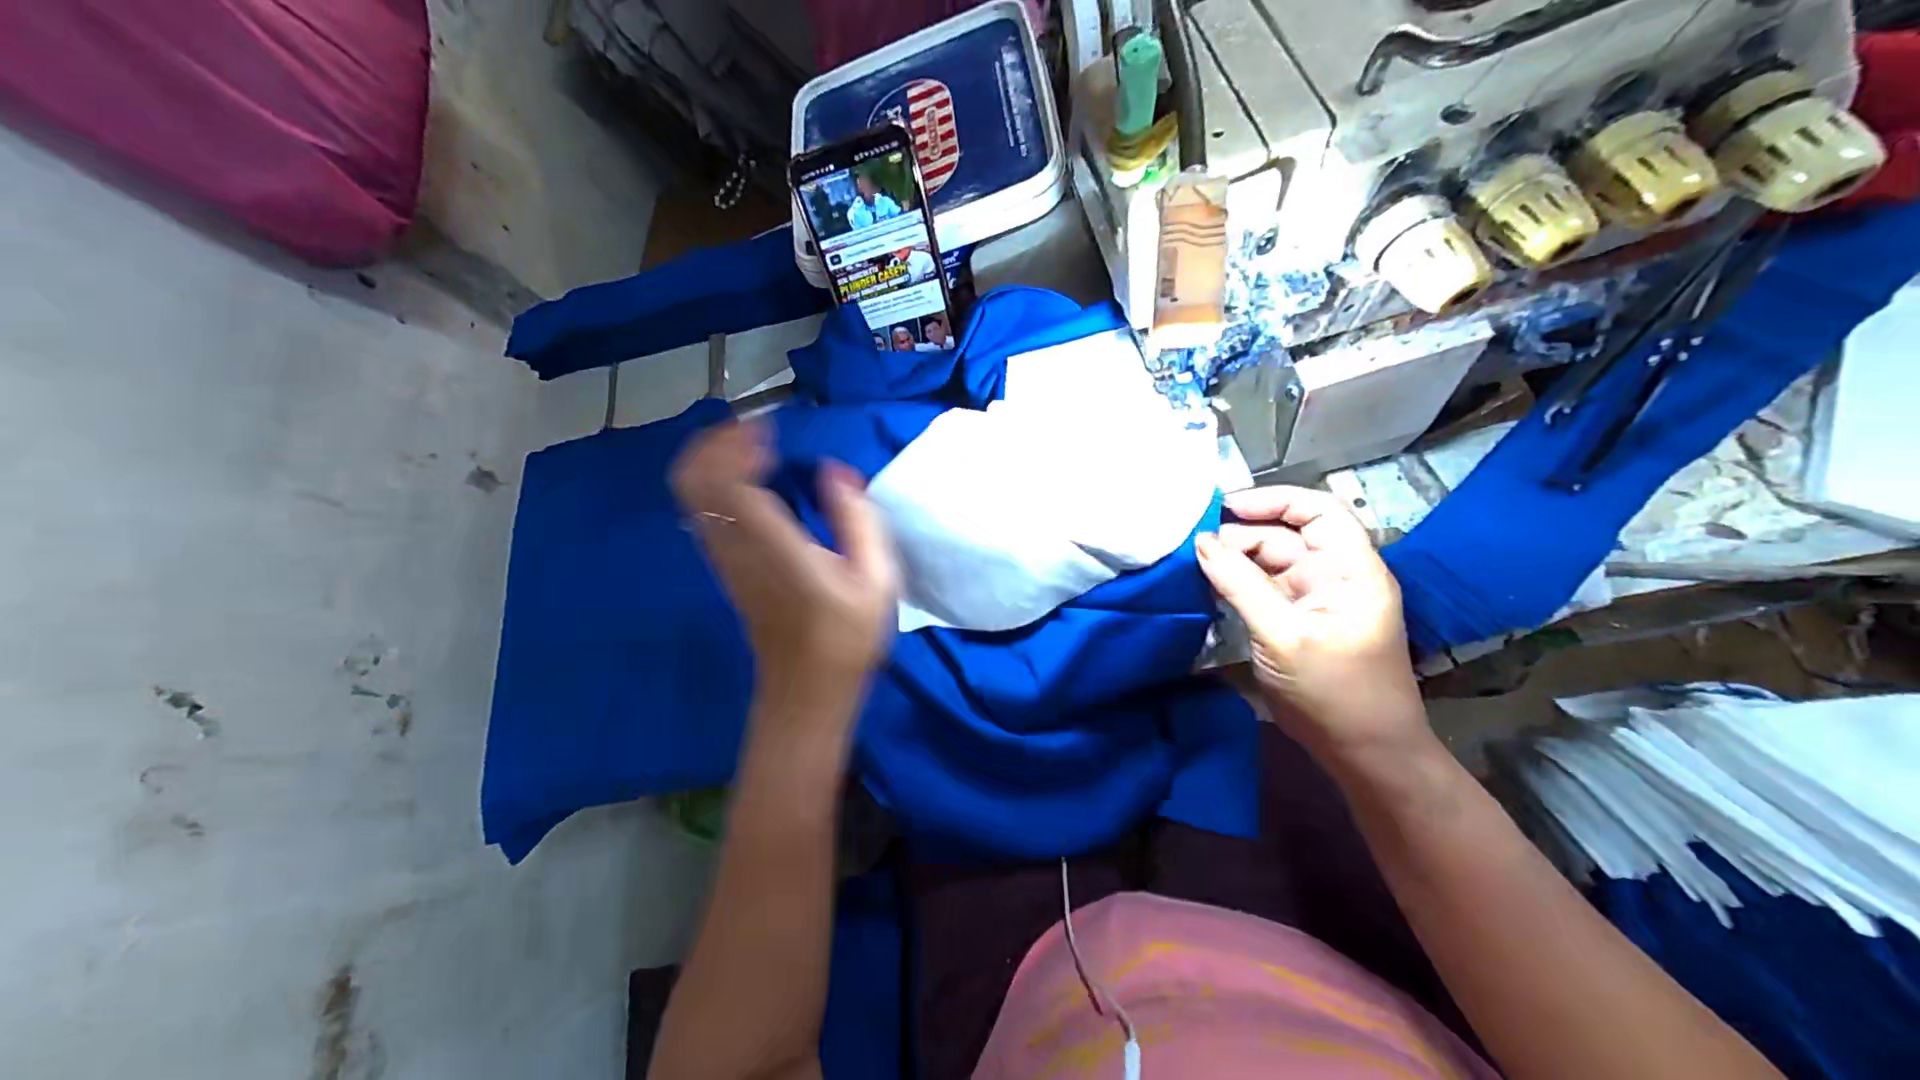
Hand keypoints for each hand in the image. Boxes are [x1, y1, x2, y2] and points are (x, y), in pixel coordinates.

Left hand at [672, 419, 898, 706]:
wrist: (805, 691)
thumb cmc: (848, 638)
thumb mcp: (878, 580)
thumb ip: (859, 520)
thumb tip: (835, 472)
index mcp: (777, 551)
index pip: (732, 485)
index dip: (739, 447)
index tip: (768, 429)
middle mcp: (738, 550)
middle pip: (695, 481)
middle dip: (714, 443)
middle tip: (753, 429)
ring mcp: (724, 560)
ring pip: (691, 495)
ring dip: (711, 459)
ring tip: (751, 444)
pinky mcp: (723, 567)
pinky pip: (701, 511)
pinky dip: (714, 481)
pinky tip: (749, 478)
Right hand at [1195, 486, 1431, 765]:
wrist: (1363, 753)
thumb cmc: (1335, 692)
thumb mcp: (1284, 635)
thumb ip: (1241, 585)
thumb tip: (1201, 543)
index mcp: (1352, 569)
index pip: (1318, 511)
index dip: (1274, 500)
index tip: (1224, 506)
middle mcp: (1334, 576)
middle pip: (1286, 535)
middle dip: (1241, 534)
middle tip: (1196, 546)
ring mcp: (1313, 599)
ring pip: (1268, 561)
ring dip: (1234, 558)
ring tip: (1195, 563)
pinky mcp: (1294, 621)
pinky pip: (1262, 588)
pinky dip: (1236, 582)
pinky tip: (1208, 583)